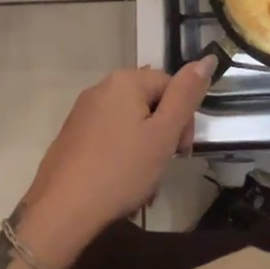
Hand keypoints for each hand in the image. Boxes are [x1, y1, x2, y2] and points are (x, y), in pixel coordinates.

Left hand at [20, 56, 216, 248]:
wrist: (62, 210)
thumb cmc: (120, 170)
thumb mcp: (163, 134)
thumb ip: (186, 95)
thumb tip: (207, 58)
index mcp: (125, 80)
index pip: (171, 86)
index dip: (183, 119)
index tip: (181, 152)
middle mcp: (101, 88)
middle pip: (149, 103)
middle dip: (163, 134)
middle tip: (163, 167)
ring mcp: (83, 112)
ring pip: (130, 123)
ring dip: (144, 148)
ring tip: (144, 183)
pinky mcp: (72, 135)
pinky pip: (109, 137)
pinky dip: (122, 155)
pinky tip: (122, 184)